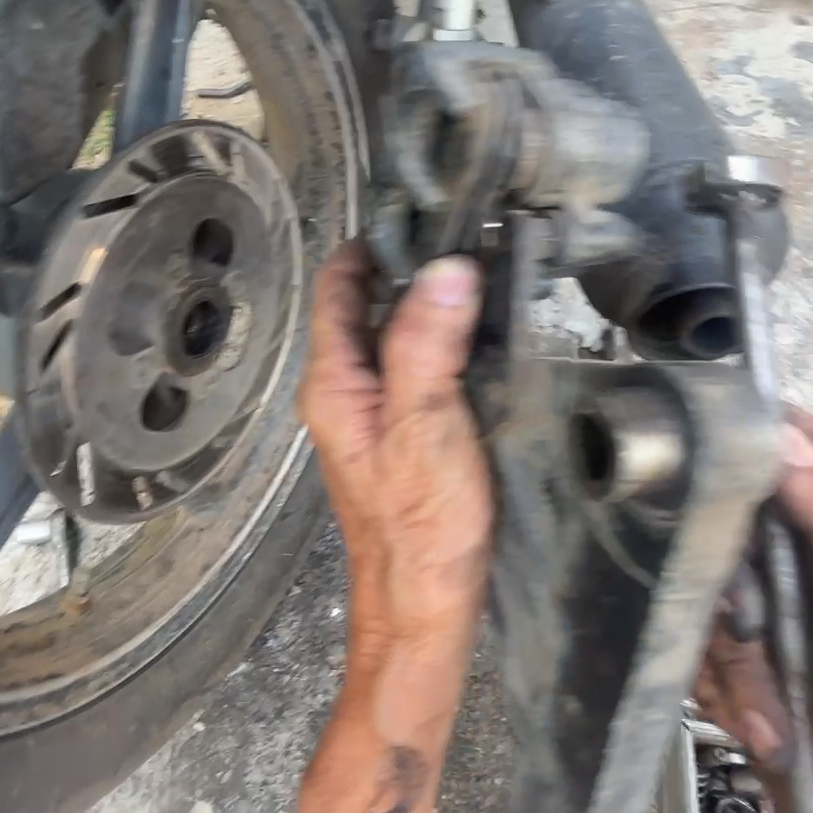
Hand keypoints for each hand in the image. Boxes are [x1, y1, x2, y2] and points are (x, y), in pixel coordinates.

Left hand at [295, 243, 490, 812]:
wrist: (422, 599)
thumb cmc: (420, 520)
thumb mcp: (426, 423)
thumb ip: (428, 344)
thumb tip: (446, 268)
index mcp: (334, 379)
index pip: (337, 285)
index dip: (372, 244)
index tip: (420, 213)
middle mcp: (342, 388)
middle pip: (363, 304)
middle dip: (406, 267)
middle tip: (462, 236)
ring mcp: (368, 410)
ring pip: (390, 334)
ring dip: (426, 302)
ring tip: (478, 271)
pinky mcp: (396, 429)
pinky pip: (411, 364)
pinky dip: (439, 339)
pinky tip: (477, 332)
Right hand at [695, 408, 812, 812]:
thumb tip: (781, 436)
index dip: (764, 446)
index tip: (712, 469)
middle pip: (750, 520)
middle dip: (736, 585)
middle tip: (747, 631)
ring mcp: (804, 606)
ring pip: (721, 579)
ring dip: (730, 650)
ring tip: (763, 705)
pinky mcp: (770, 649)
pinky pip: (712, 630)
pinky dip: (723, 677)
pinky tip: (757, 717)